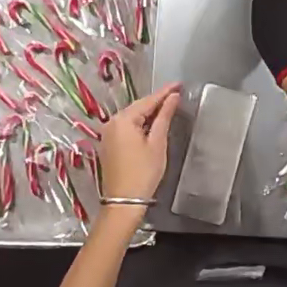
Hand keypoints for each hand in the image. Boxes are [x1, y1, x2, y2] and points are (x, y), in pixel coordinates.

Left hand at [98, 82, 182, 202]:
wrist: (124, 201)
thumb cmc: (143, 173)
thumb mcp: (157, 143)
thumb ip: (164, 117)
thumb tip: (173, 97)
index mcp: (123, 120)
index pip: (147, 101)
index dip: (164, 92)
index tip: (178, 84)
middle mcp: (111, 123)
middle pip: (137, 107)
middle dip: (156, 102)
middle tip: (176, 95)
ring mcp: (108, 134)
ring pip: (132, 117)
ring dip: (148, 113)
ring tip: (167, 108)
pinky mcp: (108, 144)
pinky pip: (126, 127)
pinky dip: (140, 124)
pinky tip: (152, 125)